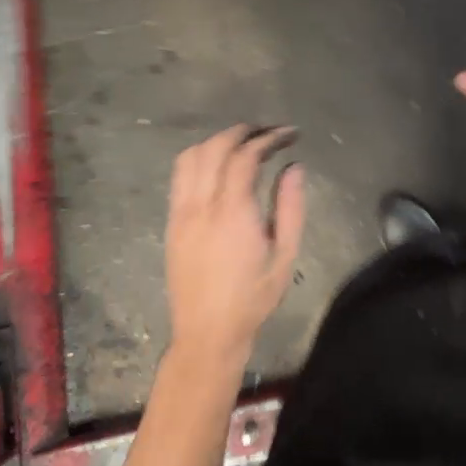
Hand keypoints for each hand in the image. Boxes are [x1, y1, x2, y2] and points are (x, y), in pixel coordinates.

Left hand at [163, 125, 306, 355]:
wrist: (208, 333)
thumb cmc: (254, 296)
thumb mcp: (285, 255)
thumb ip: (290, 207)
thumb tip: (294, 167)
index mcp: (232, 215)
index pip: (245, 157)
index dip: (267, 138)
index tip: (288, 134)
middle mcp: (201, 208)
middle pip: (214, 149)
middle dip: (241, 132)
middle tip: (267, 133)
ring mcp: (180, 214)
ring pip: (190, 158)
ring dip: (217, 142)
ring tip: (242, 144)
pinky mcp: (171, 223)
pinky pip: (180, 177)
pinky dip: (200, 159)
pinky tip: (219, 166)